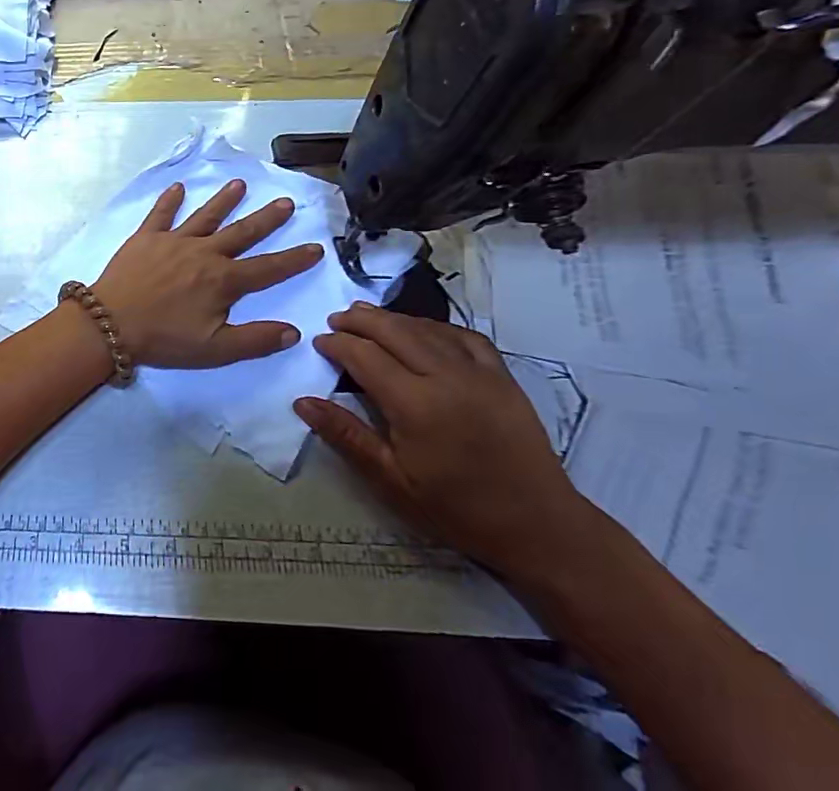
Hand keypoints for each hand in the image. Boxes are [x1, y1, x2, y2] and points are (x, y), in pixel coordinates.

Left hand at [91, 179, 323, 369]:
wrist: (111, 324)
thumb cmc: (164, 339)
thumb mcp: (215, 350)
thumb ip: (256, 340)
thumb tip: (294, 332)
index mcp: (224, 281)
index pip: (268, 268)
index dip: (294, 260)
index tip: (316, 247)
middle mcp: (204, 253)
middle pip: (242, 233)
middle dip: (267, 218)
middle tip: (286, 202)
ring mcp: (174, 241)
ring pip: (206, 217)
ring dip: (224, 200)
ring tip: (239, 184)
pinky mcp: (146, 238)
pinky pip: (161, 215)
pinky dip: (170, 200)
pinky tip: (178, 187)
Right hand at [295, 304, 588, 570]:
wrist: (536, 523)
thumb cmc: (456, 509)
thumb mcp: (392, 480)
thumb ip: (346, 435)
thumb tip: (302, 402)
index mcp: (416, 404)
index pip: (366, 357)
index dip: (339, 345)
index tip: (319, 342)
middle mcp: (447, 376)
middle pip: (395, 331)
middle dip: (361, 321)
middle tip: (336, 318)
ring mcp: (479, 372)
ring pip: (427, 328)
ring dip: (394, 318)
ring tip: (368, 315)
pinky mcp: (502, 376)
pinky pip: (464, 336)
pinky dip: (435, 326)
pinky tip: (423, 329)